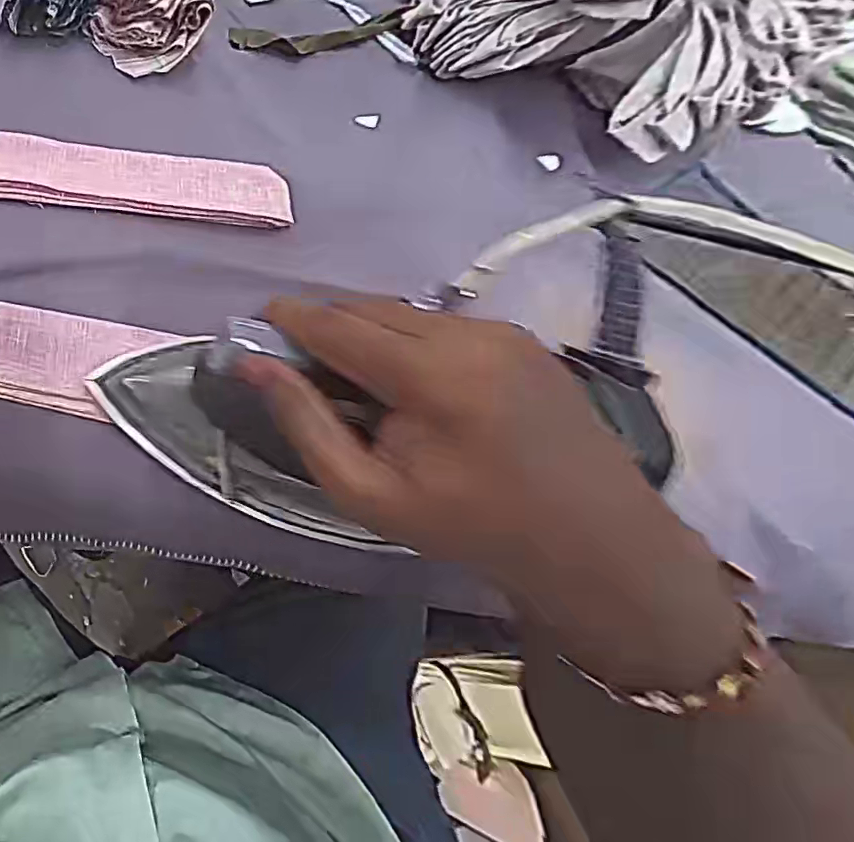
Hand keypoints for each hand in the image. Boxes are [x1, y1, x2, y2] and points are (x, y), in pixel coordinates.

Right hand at [249, 295, 744, 691]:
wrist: (598, 546)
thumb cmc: (470, 527)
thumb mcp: (366, 493)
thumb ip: (304, 422)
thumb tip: (255, 366)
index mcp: (434, 376)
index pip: (338, 325)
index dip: (289, 319)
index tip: (257, 323)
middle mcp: (470, 336)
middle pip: (367, 307)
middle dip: (323, 324)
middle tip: (298, 362)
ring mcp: (502, 331)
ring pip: (400, 311)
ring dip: (361, 331)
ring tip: (351, 378)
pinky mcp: (519, 337)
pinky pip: (434, 322)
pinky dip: (400, 338)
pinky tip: (403, 382)